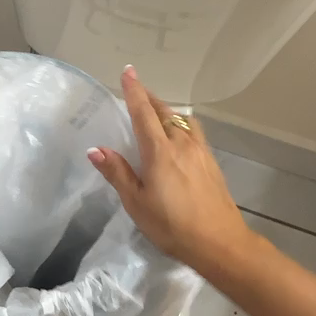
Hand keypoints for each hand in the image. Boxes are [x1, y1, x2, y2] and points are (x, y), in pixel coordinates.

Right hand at [86, 66, 256, 272]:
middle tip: (135, 89)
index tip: (128, 72)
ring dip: (167, 109)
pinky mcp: (211, 163)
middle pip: (165, 112)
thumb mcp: (136, 202)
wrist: (220, 243)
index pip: (143, 113)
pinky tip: (177, 135)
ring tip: (155, 110)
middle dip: (149, 97)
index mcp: (160, 152)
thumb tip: (95, 149)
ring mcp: (200, 152)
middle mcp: (182, 144)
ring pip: (182, 120)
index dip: (134, 91)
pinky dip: (180, 124)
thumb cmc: (172, 225)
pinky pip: (193, 132)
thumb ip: (117, 172)